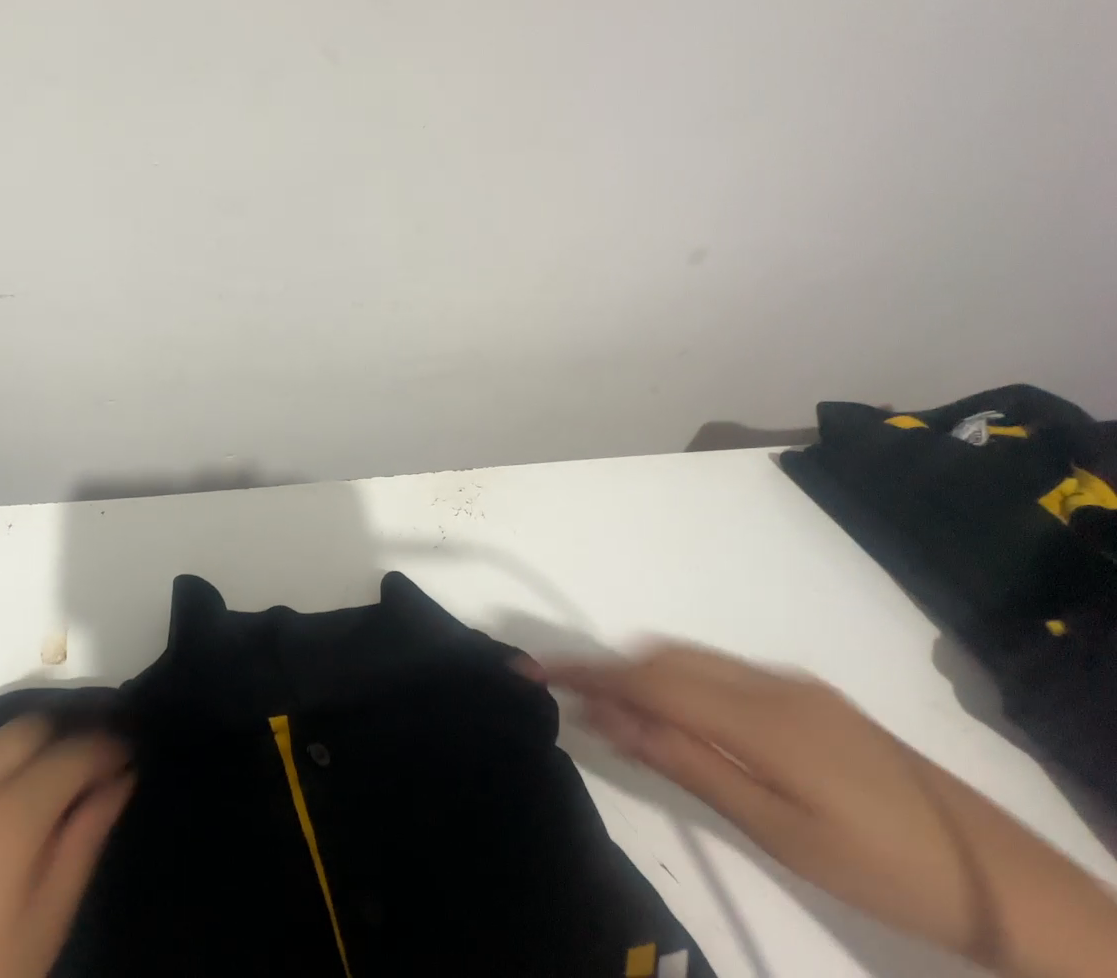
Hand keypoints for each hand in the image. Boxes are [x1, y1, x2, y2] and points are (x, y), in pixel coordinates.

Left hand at [0, 718, 133, 977]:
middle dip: (66, 734)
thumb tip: (120, 781)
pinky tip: (3, 801)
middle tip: (95, 764)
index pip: (72, 751)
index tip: (130, 753)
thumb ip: (85, 839)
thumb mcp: (48, 918)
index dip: (108, 746)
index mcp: (7, 816)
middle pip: (27, 727)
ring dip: (27, 747)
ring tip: (54, 782)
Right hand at [543, 645, 1116, 977]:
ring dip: (642, 673)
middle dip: (608, 666)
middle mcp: (775, 684)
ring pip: (694, 660)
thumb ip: (685, 761)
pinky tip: (671, 716)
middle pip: (668, 655)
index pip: (650, 676)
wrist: (1005, 882)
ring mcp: (798, 688)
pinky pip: (723, 674)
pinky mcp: (812, 701)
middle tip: (562, 695)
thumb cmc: (879, 866)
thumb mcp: (772, 827)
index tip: (531, 669)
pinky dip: (679, 683)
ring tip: (607, 709)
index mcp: (763, 716)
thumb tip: (608, 717)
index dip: (586, 671)